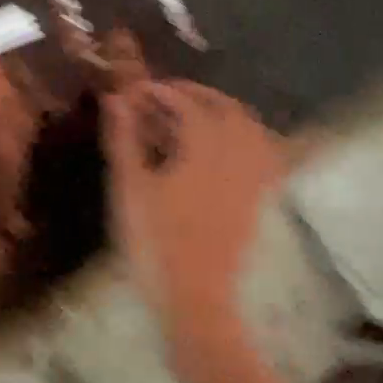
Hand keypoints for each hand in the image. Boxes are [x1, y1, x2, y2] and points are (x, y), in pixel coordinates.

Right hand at [103, 80, 284, 328]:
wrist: (192, 294)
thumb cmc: (152, 237)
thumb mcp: (128, 185)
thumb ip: (123, 137)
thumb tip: (117, 98)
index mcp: (203, 155)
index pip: (190, 107)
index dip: (163, 91)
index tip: (136, 89)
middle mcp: (235, 163)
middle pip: (230, 112)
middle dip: (199, 94)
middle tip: (165, 93)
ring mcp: (251, 183)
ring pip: (253, 133)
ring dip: (225, 112)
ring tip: (194, 112)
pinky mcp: (256, 202)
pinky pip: (265, 159)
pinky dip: (247, 140)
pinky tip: (223, 144)